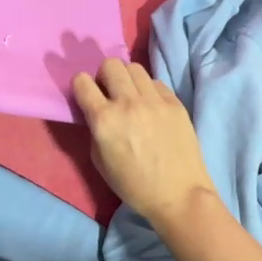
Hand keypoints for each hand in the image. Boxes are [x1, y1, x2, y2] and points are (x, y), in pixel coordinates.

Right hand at [72, 58, 220, 229]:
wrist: (179, 196)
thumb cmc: (134, 185)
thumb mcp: (99, 161)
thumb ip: (94, 129)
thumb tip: (94, 111)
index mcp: (104, 120)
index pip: (82, 81)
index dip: (81, 86)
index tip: (87, 96)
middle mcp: (127, 104)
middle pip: (110, 64)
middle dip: (104, 75)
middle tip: (109, 92)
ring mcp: (154, 101)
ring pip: (134, 67)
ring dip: (127, 78)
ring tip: (131, 95)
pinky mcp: (175, 103)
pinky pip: (155, 82)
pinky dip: (148, 89)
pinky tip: (151, 106)